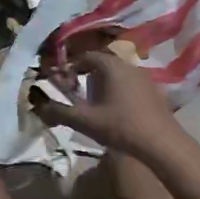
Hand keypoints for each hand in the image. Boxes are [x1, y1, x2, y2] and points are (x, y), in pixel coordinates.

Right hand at [34, 50, 185, 159]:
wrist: (160, 142)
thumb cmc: (121, 126)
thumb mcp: (86, 121)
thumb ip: (60, 112)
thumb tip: (39, 107)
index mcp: (112, 66)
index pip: (87, 56)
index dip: (73, 66)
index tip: (63, 81)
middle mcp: (129, 65)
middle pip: (104, 63)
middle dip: (88, 74)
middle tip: (77, 91)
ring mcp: (145, 78)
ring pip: (119, 74)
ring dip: (104, 83)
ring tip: (95, 102)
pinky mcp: (154, 91)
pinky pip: (131, 84)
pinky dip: (119, 91)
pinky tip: (116, 110)